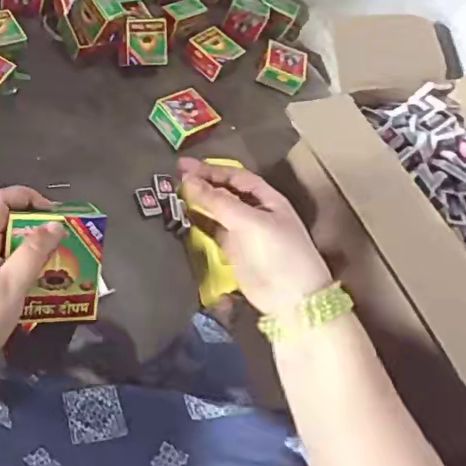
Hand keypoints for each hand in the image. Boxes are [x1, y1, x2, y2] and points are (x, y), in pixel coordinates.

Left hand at [0, 186, 62, 372]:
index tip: (53, 214)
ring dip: (30, 244)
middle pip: (3, 217)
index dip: (27, 197)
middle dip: (34, 222)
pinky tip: (37, 279)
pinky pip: (2, 259)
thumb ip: (34, 252)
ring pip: (4, 240)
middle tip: (60, 239)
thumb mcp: (12, 286)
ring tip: (55, 259)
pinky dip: (22, 262)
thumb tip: (55, 224)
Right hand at [178, 157, 332, 316]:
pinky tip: (182, 217)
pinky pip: (211, 230)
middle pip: (224, 191)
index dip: (211, 169)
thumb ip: (218, 202)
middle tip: (174, 178)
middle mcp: (254, 211)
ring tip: (173, 195)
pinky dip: (197, 222)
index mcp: (266, 199)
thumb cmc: (278, 253)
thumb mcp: (250, 222)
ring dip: (197, 202)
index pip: (235, 176)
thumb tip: (189, 181)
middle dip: (201, 183)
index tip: (184, 166)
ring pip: (216, 210)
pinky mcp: (232, 250)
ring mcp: (243, 231)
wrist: (292, 299)